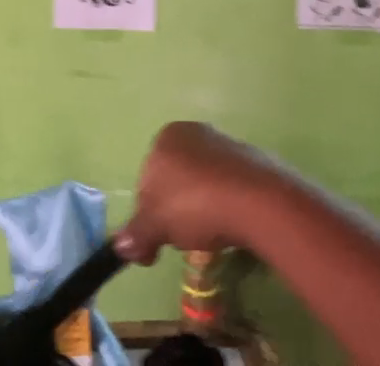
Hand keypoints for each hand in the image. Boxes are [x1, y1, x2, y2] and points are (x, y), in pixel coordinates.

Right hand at [114, 121, 279, 264]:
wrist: (258, 200)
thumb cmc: (196, 205)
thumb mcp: (156, 225)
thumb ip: (136, 234)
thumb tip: (121, 246)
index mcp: (165, 137)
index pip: (146, 180)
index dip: (149, 216)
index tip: (157, 243)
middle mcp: (194, 132)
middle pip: (175, 181)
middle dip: (176, 212)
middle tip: (183, 240)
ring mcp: (226, 143)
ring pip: (202, 185)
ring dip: (202, 210)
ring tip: (212, 236)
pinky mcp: (252, 160)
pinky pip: (229, 187)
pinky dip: (226, 206)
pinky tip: (232, 225)